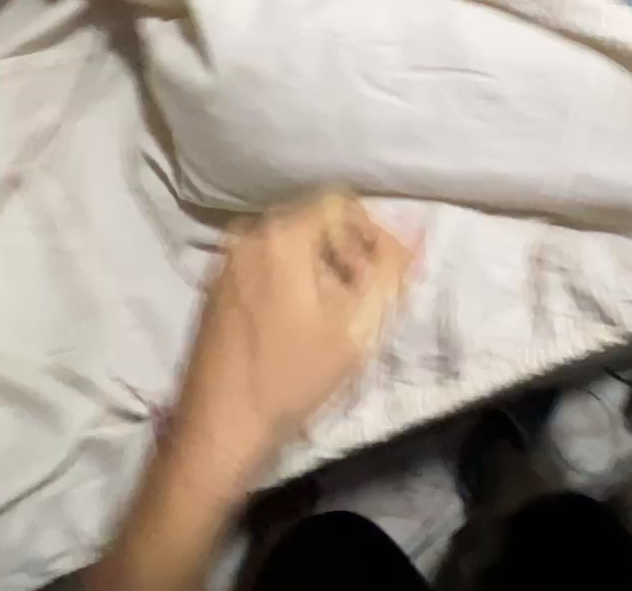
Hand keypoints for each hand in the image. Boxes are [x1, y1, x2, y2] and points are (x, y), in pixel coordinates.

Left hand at [166, 190, 416, 489]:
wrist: (218, 428)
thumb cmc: (292, 377)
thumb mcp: (357, 326)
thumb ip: (390, 269)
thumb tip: (414, 228)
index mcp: (283, 235)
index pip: (343, 203)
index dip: (372, 233)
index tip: (383, 274)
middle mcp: (250, 233)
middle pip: (316, 218)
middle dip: (348, 249)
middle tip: (364, 295)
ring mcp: (228, 257)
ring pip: (291, 239)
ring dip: (321, 263)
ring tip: (336, 311)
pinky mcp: (216, 282)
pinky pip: (266, 257)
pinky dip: (292, 274)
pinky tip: (300, 318)